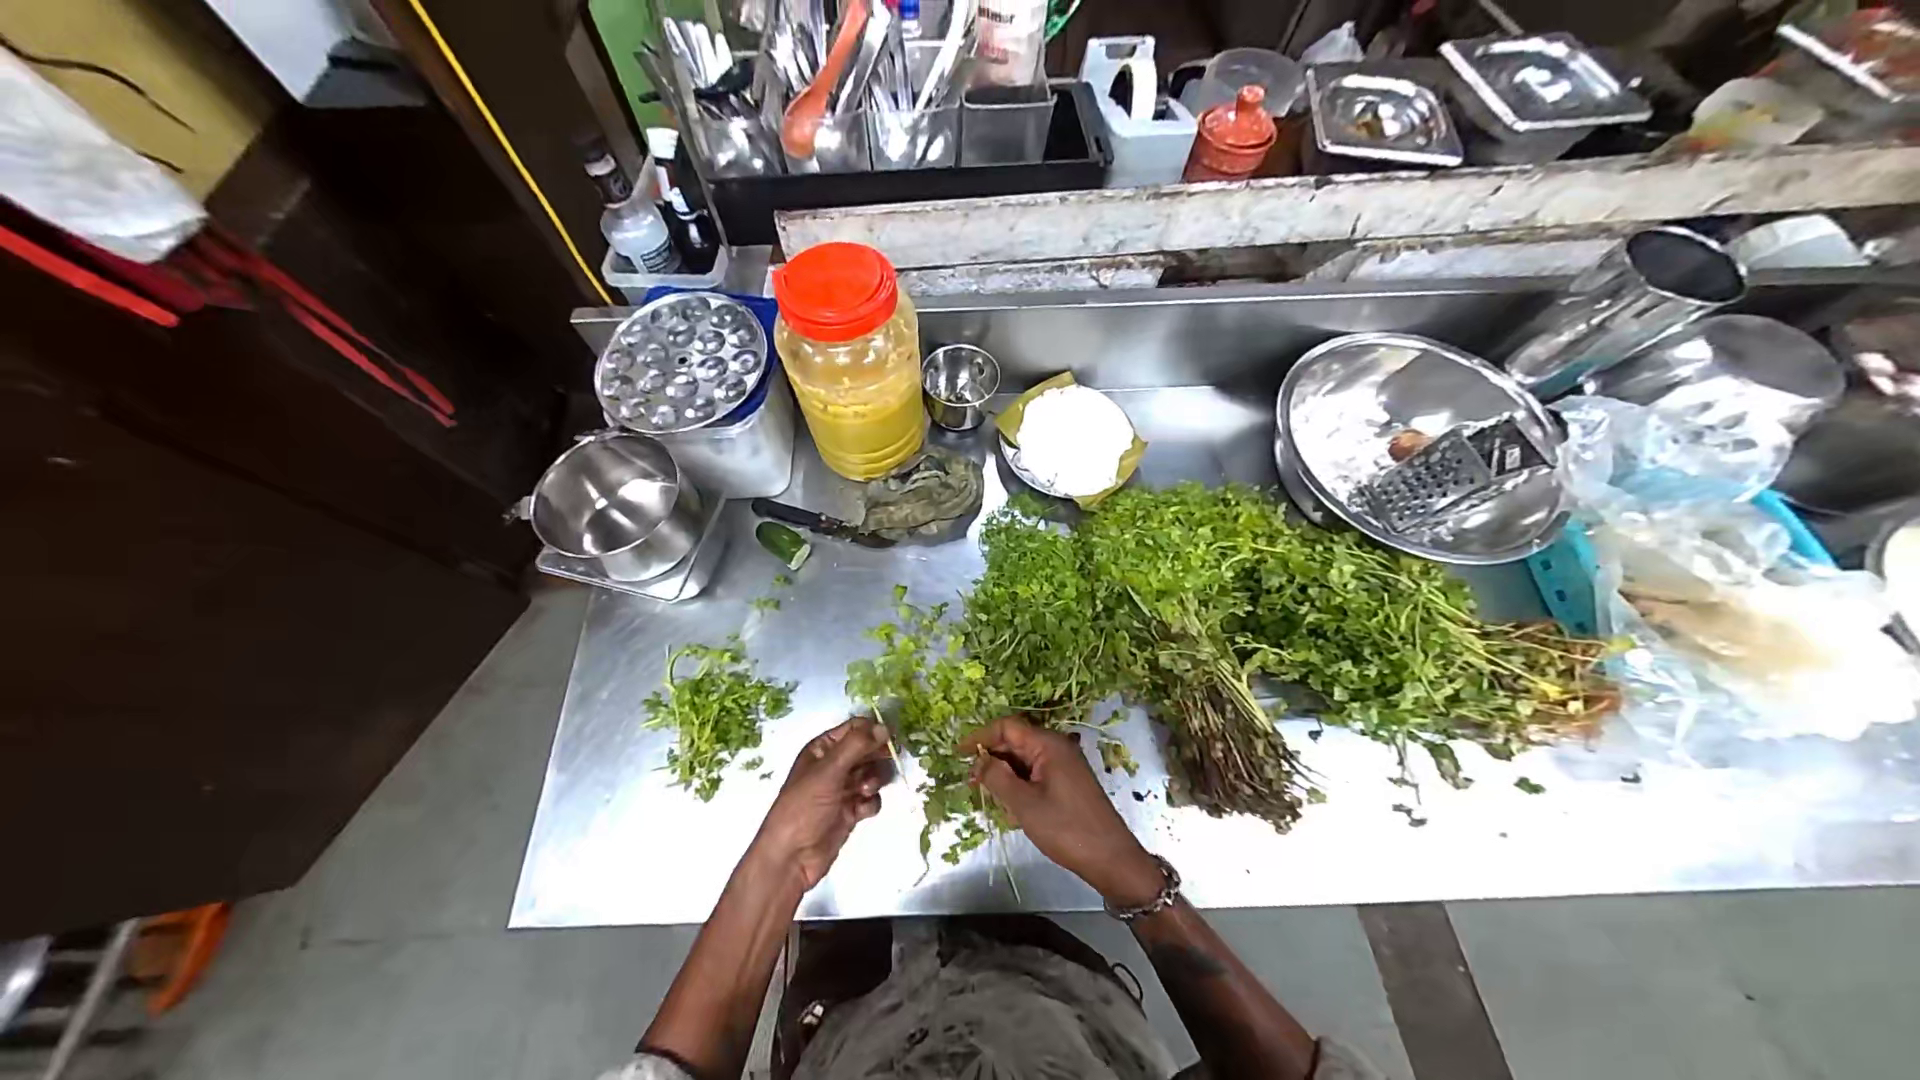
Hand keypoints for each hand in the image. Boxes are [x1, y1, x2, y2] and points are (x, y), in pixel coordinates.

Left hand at [747, 716, 892, 891]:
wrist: (792, 857)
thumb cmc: (804, 807)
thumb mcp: (829, 771)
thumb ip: (857, 746)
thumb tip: (884, 727)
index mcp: (823, 749)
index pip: (854, 728)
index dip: (873, 730)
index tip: (889, 737)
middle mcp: (834, 765)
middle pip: (868, 750)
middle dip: (877, 756)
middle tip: (888, 760)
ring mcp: (843, 788)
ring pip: (873, 773)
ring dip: (874, 780)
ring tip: (864, 791)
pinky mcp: (851, 810)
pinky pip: (871, 798)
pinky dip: (870, 802)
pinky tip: (860, 810)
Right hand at [960, 716, 1161, 907]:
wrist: (1110, 858)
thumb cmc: (1066, 828)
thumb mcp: (1024, 804)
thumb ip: (997, 776)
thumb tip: (978, 758)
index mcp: (1048, 744)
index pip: (1007, 727)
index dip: (981, 736)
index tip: (959, 754)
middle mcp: (1057, 747)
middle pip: (1015, 742)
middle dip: (990, 758)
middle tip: (970, 780)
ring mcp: (1064, 765)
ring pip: (1024, 760)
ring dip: (1003, 774)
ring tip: (986, 796)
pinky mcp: (1067, 782)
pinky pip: (1035, 774)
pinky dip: (1019, 785)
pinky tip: (1010, 807)